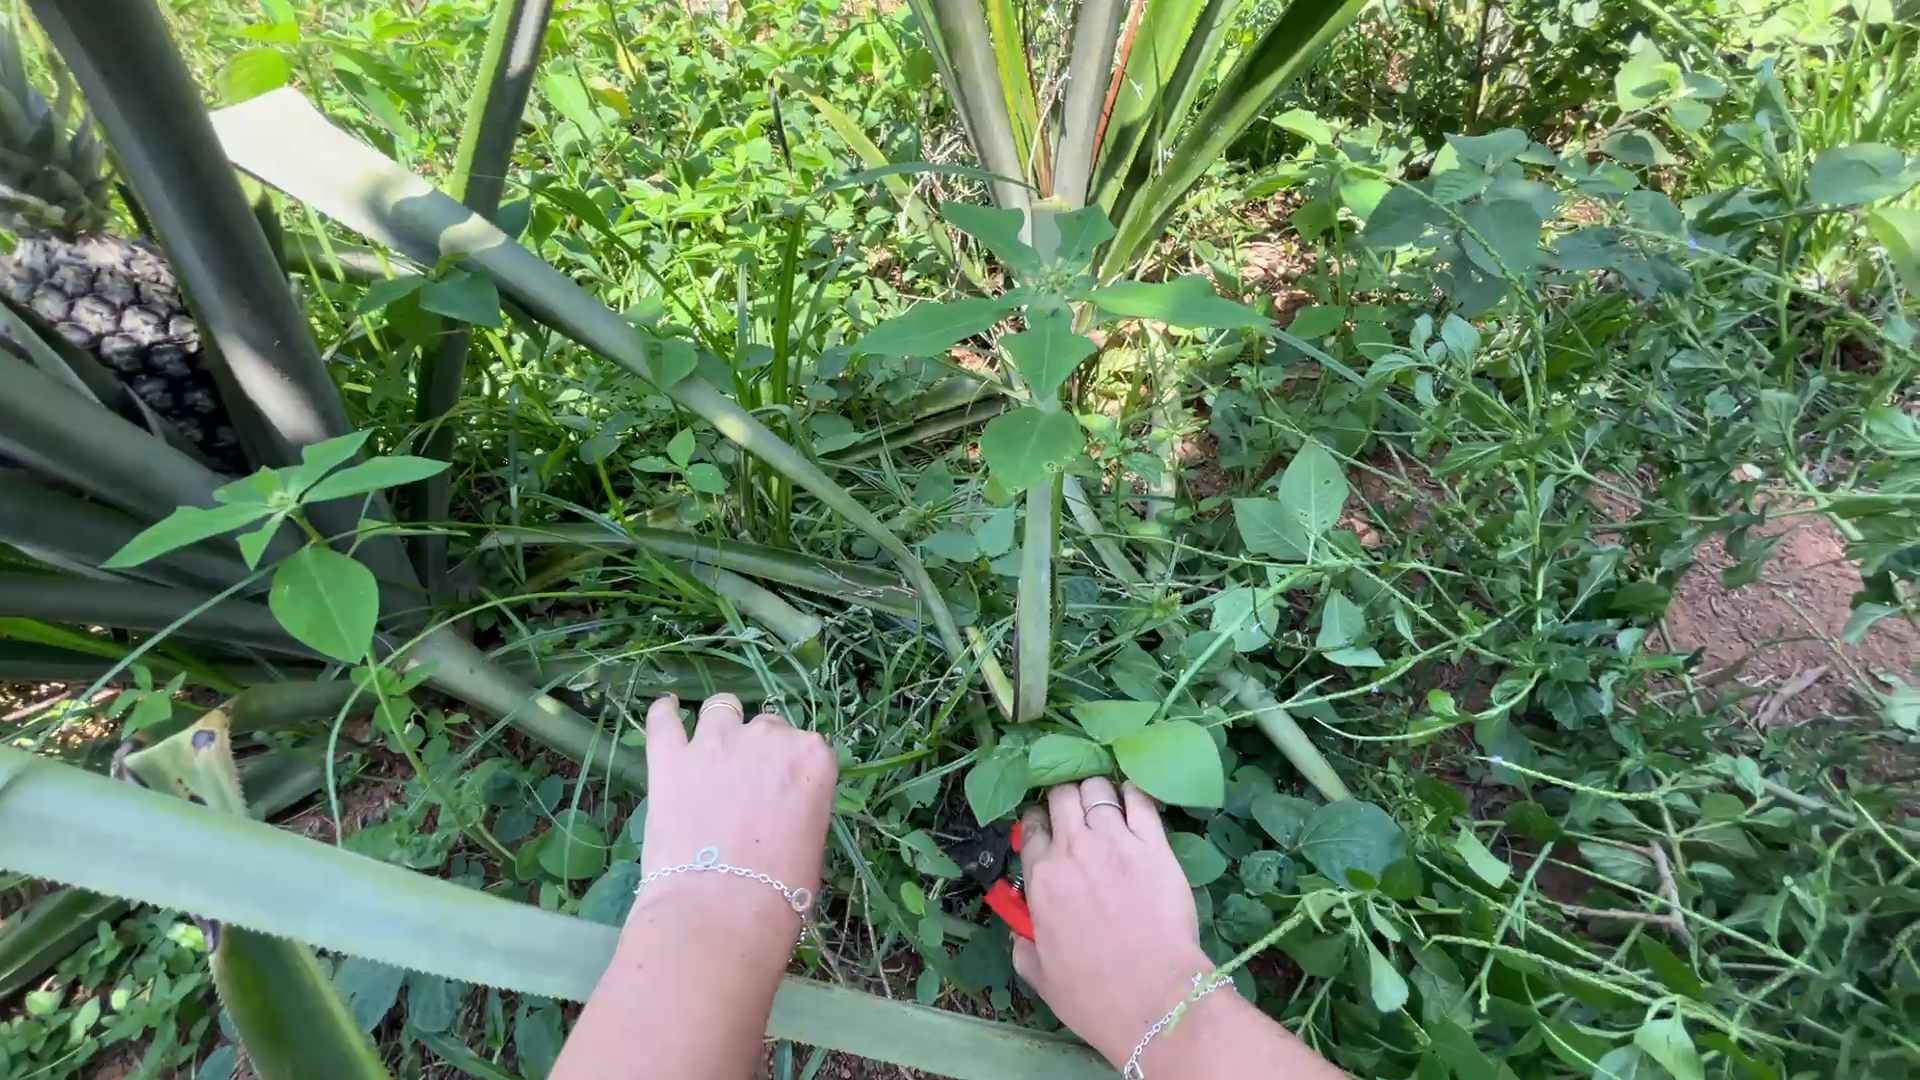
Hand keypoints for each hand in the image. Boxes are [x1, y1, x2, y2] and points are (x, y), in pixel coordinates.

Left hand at [634, 694, 837, 934]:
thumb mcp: (812, 842)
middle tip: (747, 787)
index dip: (793, 770)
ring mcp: (718, 742)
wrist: (720, 913)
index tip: (783, 793)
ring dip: (721, 725)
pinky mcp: (672, 758)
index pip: (807, 747)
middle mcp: (769, 736)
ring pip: (721, 708)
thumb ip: (801, 805)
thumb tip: (781, 808)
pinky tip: (667, 710)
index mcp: (812, 757)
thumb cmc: (781, 892)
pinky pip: (664, 719)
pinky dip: (665, 713)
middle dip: (760, 750)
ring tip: (712, 748)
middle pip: (768, 727)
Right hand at [1012, 778, 1215, 1067]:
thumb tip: (1018, 932)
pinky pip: (1139, 798)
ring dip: (1096, 791)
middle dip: (1064, 796)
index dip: (1039, 821)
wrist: (1157, 1002)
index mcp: (1042, 877)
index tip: (1048, 828)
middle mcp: (1073, 848)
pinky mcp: (1153, 844)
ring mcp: (1115, 841)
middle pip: (1061, 794)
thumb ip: (1023, 947)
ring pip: (1096, 787)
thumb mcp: (1042, 978)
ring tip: (1104, 803)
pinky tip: (1133, 799)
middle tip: (1075, 810)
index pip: (1032, 825)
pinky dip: (1133, 792)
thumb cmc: (1096, 997)